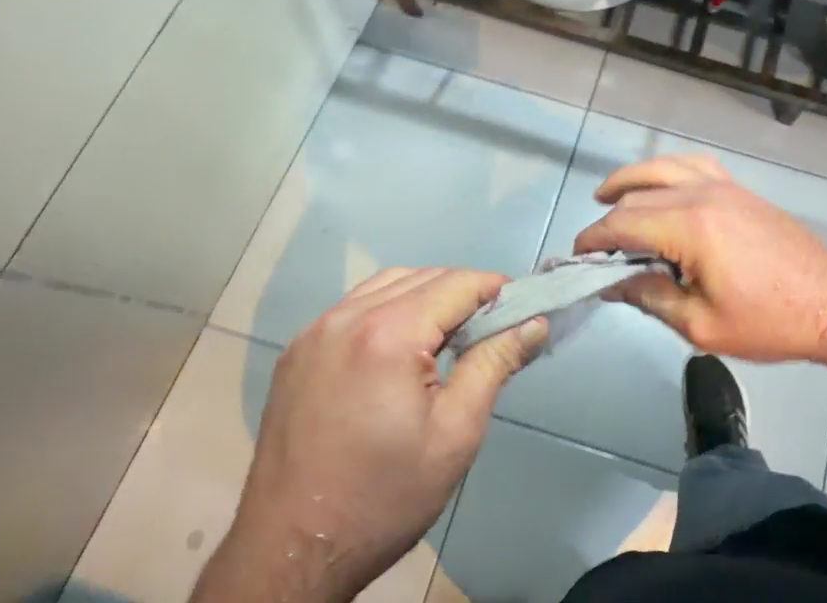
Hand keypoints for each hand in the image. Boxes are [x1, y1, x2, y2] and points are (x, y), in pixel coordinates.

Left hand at [200, 268, 547, 602]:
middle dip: (464, 293)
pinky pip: (353, 308)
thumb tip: (534, 323)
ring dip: (425, 297)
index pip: (457, 283)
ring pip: (386, 285)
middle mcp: (346, 317)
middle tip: (492, 332)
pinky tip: (401, 351)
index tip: (523, 312)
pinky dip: (388, 311)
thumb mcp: (456, 434)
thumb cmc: (384, 498)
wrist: (293, 549)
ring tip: (450, 340)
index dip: (497, 290)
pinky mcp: (297, 353)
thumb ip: (495, 365)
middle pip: (422, 277)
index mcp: (388, 334)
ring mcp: (314, 332)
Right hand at [572, 155, 826, 363]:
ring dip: (630, 181)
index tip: (576, 261)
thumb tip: (614, 283)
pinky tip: (659, 184)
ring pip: (662, 169)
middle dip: (608, 221)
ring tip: (606, 196)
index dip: (593, 241)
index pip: (623, 224)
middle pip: (638, 197)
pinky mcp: (740, 189)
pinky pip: (694, 165)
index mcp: (691, 227)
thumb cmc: (769, 322)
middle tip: (595, 253)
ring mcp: (724, 186)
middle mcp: (703, 195)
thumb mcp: (701, 325)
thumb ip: (651, 297)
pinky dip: (667, 169)